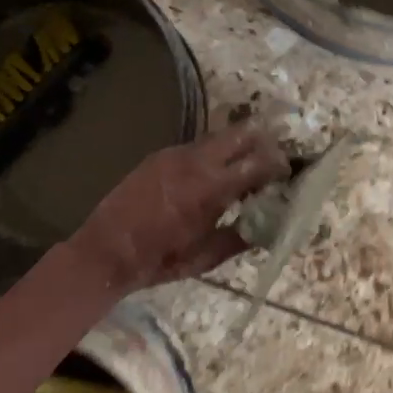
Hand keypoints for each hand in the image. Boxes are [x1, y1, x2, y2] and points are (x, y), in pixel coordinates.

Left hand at [70, 126, 289, 288]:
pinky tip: (208, 176)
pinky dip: (212, 155)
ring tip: (241, 168)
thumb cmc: (158, 260)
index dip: (280, 164)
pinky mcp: (161, 154)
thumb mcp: (205, 257)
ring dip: (237, 147)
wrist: (105, 251)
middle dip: (264, 142)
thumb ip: (240, 238)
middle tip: (270, 161)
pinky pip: (197, 146)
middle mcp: (198, 161)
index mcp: (213, 188)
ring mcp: (177, 154)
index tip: (287, 173)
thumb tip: (268, 227)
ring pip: (220, 136)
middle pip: (244, 132)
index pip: (260, 161)